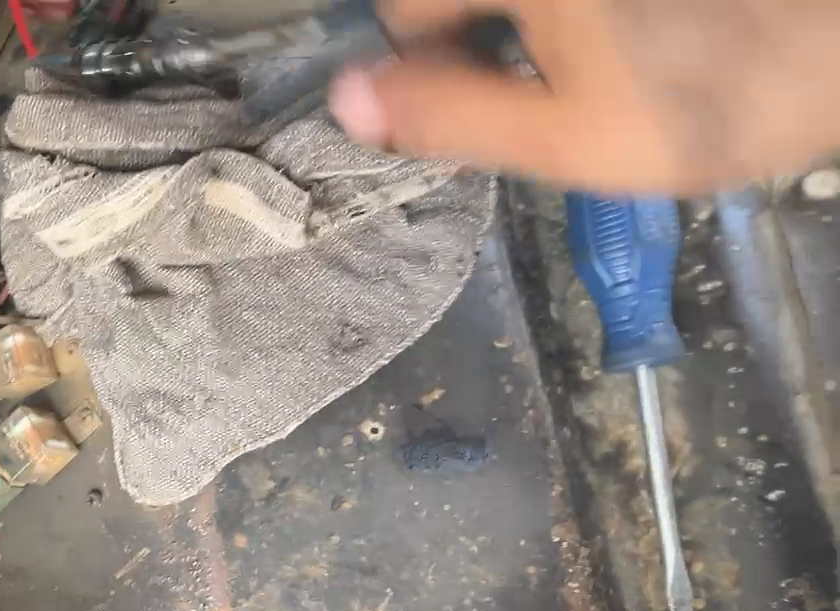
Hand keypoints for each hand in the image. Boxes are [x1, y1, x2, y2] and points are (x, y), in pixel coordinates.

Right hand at [328, 0, 839, 193]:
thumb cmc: (725, 95)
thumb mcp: (563, 137)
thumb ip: (444, 116)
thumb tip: (346, 97)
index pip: (409, 8)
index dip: (422, 62)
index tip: (471, 97)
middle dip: (476, 30)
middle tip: (541, 74)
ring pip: (521, 5)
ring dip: (524, 26)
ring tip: (598, 49)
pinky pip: (569, 9)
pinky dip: (578, 22)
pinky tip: (629, 31)